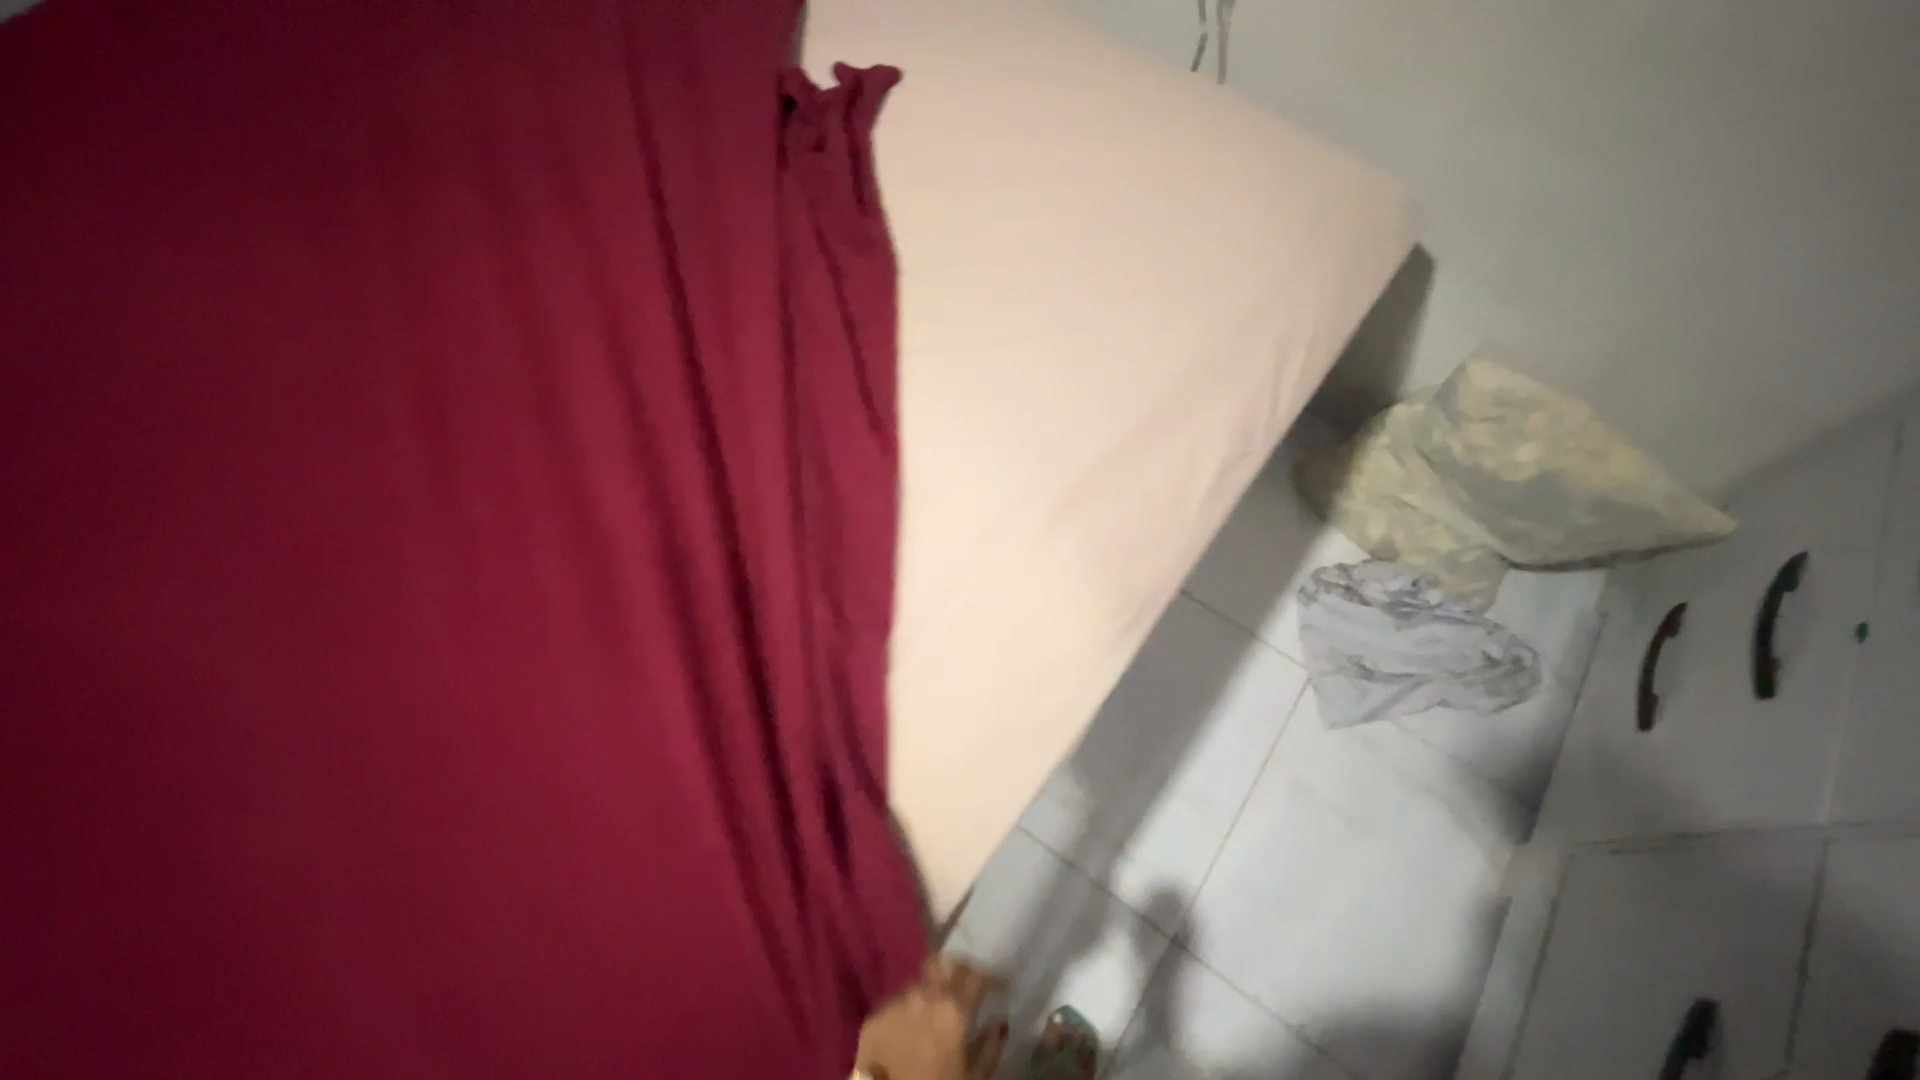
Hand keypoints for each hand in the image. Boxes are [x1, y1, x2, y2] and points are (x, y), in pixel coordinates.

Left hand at [855, 957, 1007, 1079]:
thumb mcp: (973, 1077)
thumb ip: (990, 1047)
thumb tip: (999, 1023)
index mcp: (954, 1008)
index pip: (978, 975)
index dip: (993, 977)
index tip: (1000, 984)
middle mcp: (926, 993)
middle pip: (948, 964)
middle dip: (962, 969)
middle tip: (969, 982)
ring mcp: (898, 998)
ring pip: (922, 979)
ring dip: (935, 985)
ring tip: (939, 1001)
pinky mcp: (877, 1010)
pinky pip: (900, 997)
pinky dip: (912, 1003)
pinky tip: (914, 1019)